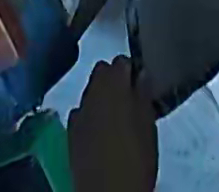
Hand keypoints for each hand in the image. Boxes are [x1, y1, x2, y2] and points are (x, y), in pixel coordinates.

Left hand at [68, 56, 156, 191]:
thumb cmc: (136, 158)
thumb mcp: (148, 124)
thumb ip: (144, 94)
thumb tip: (141, 74)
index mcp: (113, 85)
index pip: (121, 62)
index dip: (131, 70)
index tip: (141, 83)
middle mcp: (92, 93)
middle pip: (101, 72)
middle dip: (114, 78)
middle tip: (130, 97)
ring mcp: (78, 113)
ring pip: (90, 91)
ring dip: (101, 96)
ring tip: (117, 116)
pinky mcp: (70, 135)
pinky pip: (81, 113)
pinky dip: (90, 115)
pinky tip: (100, 131)